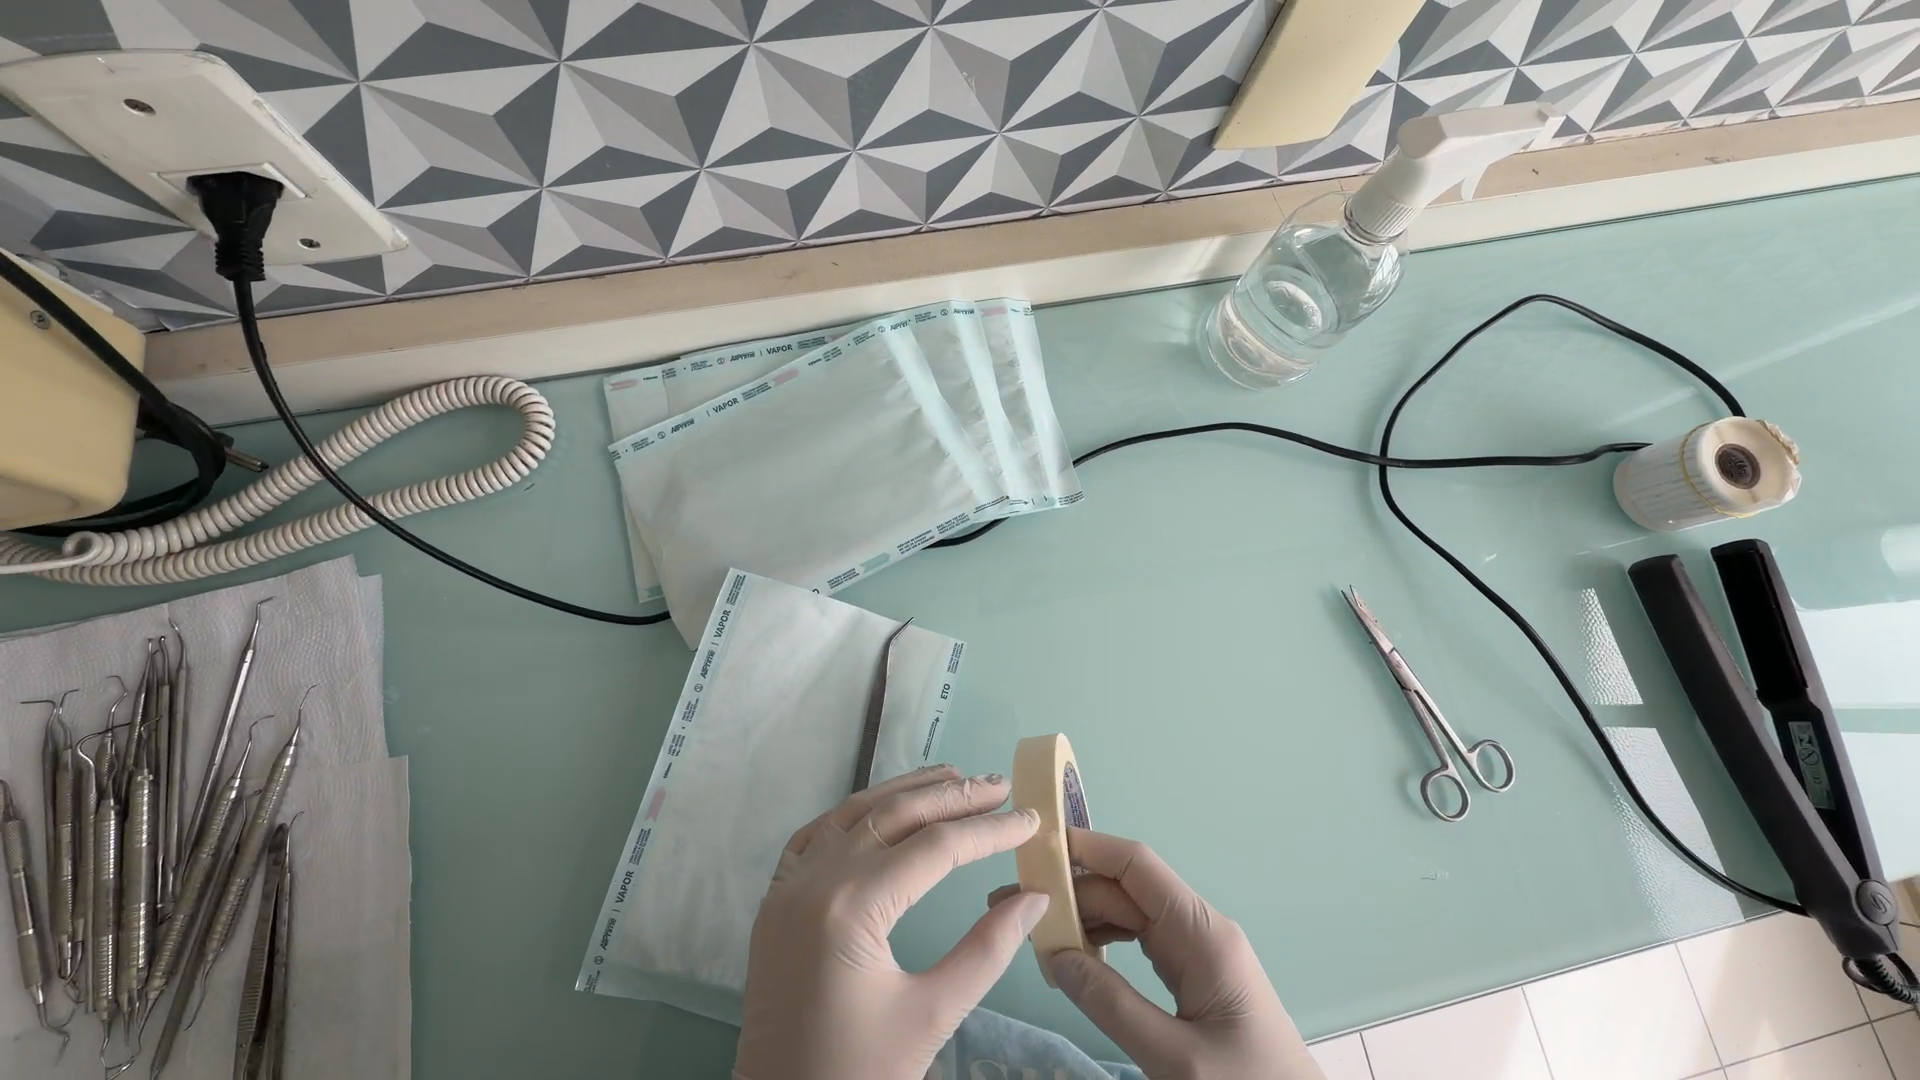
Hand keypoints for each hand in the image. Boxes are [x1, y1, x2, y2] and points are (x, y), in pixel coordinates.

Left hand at [734, 765, 1051, 1079]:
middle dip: (953, 796)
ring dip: (905, 792)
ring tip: (953, 778)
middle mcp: (814, 879)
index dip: (988, 830)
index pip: (935, 847)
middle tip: (1000, 786)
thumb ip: (987, 949)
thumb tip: (1035, 896)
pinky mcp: (775, 900)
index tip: (1030, 818)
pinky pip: (817, 835)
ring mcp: (787, 885)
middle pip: (895, 814)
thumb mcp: (931, 1015)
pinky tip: (881, 808)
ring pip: (854, 813)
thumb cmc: (857, 1073)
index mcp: (852, 906)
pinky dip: (855, 813)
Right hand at [990, 828, 1322, 1079]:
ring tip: (1033, 931)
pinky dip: (1102, 944)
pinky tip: (1072, 958)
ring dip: (1083, 918)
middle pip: (1125, 890)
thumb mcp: (1175, 1058)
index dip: (1088, 846)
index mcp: (1203, 934)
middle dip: (1071, 890)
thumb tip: (1055, 954)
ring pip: (1128, 915)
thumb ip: (1111, 1005)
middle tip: (1012, 903)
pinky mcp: (1192, 975)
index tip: (1036, 846)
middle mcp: (1199, 930)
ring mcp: (1196, 951)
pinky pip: (1138, 943)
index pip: (1137, 865)